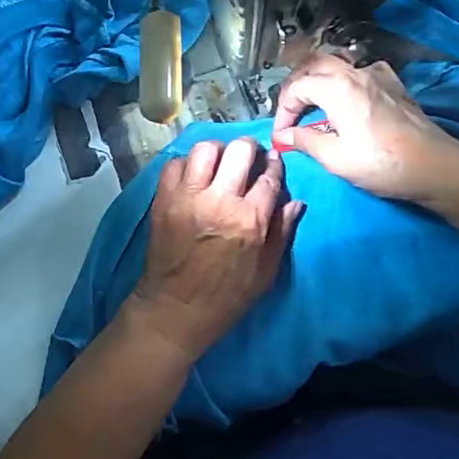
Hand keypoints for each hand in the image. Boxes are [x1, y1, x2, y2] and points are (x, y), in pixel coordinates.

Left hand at [126, 137, 304, 359]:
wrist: (175, 309)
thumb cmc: (226, 297)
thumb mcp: (265, 273)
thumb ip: (281, 233)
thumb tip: (295, 202)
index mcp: (250, 220)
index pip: (269, 177)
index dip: (275, 166)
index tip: (274, 163)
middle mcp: (219, 200)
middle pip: (239, 151)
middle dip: (249, 149)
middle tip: (249, 158)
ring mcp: (187, 197)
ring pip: (205, 149)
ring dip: (218, 151)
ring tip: (221, 162)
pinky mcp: (163, 199)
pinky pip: (174, 164)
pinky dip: (186, 165)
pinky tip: (194, 177)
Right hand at [271, 53, 458, 203]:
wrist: (434, 165)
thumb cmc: (382, 163)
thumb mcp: (335, 157)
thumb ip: (305, 140)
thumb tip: (284, 135)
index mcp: (337, 88)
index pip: (295, 87)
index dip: (282, 111)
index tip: (282, 134)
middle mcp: (355, 72)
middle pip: (314, 64)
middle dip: (296, 86)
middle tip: (290, 112)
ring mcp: (377, 74)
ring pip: (337, 63)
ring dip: (318, 79)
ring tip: (311, 102)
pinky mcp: (393, 84)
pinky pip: (359, 71)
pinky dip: (342, 80)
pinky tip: (345, 100)